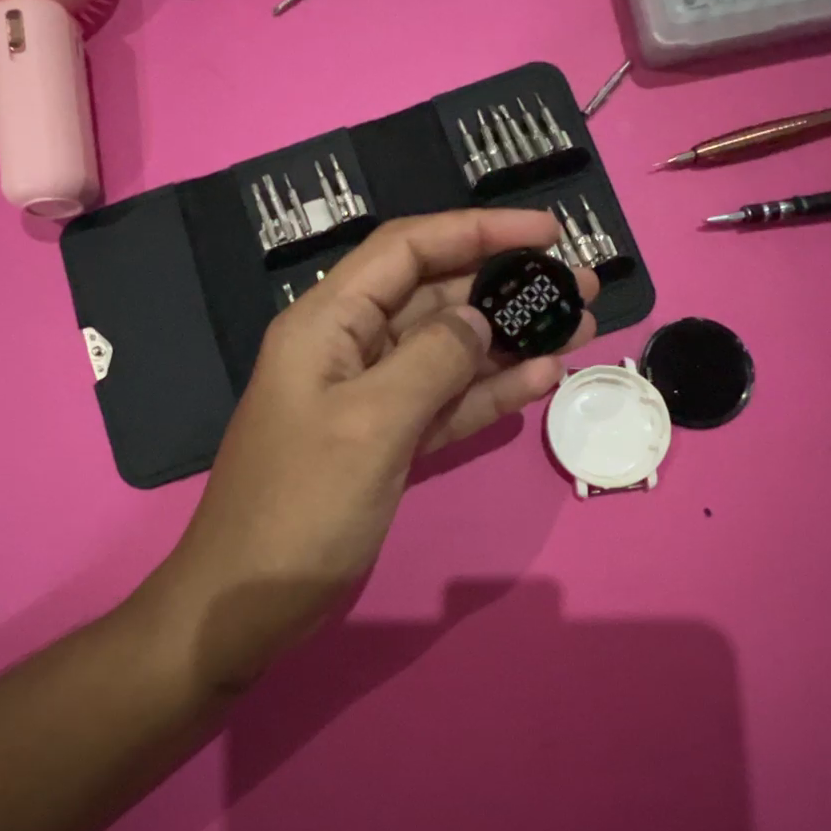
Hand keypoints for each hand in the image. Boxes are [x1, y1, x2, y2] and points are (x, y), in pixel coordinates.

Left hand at [155, 210, 596, 686]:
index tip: (548, 233)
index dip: (477, 230)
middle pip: (434, 296)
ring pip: (447, 350)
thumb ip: (431, 359)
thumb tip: (478, 318)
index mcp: (327, 322)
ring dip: (509, 338)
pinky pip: (445, 401)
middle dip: (505, 285)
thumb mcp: (370, 423)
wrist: (249, 600)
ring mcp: (369, 396)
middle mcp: (348, 347)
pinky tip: (541, 379)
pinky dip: (488, 390)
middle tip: (582, 287)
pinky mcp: (385, 440)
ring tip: (580, 327)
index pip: (407, 250)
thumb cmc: (300, 505)